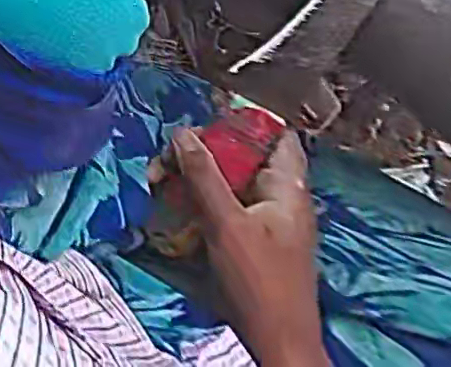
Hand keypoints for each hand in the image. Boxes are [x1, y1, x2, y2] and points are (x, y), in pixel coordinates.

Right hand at [172, 128, 325, 366]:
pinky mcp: (250, 234)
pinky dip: (199, 191)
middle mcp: (280, 198)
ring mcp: (266, 217)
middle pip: (243, 153)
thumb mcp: (226, 223)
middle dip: (205, 145)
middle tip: (172, 147)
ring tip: (162, 173)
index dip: (250, 117)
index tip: (211, 106)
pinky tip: (174, 196)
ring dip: (195, 170)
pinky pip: (223, 198)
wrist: (276, 344)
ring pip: (228, 176)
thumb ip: (204, 175)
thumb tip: (182, 132)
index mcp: (288, 189)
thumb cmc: (259, 282)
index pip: (278, 136)